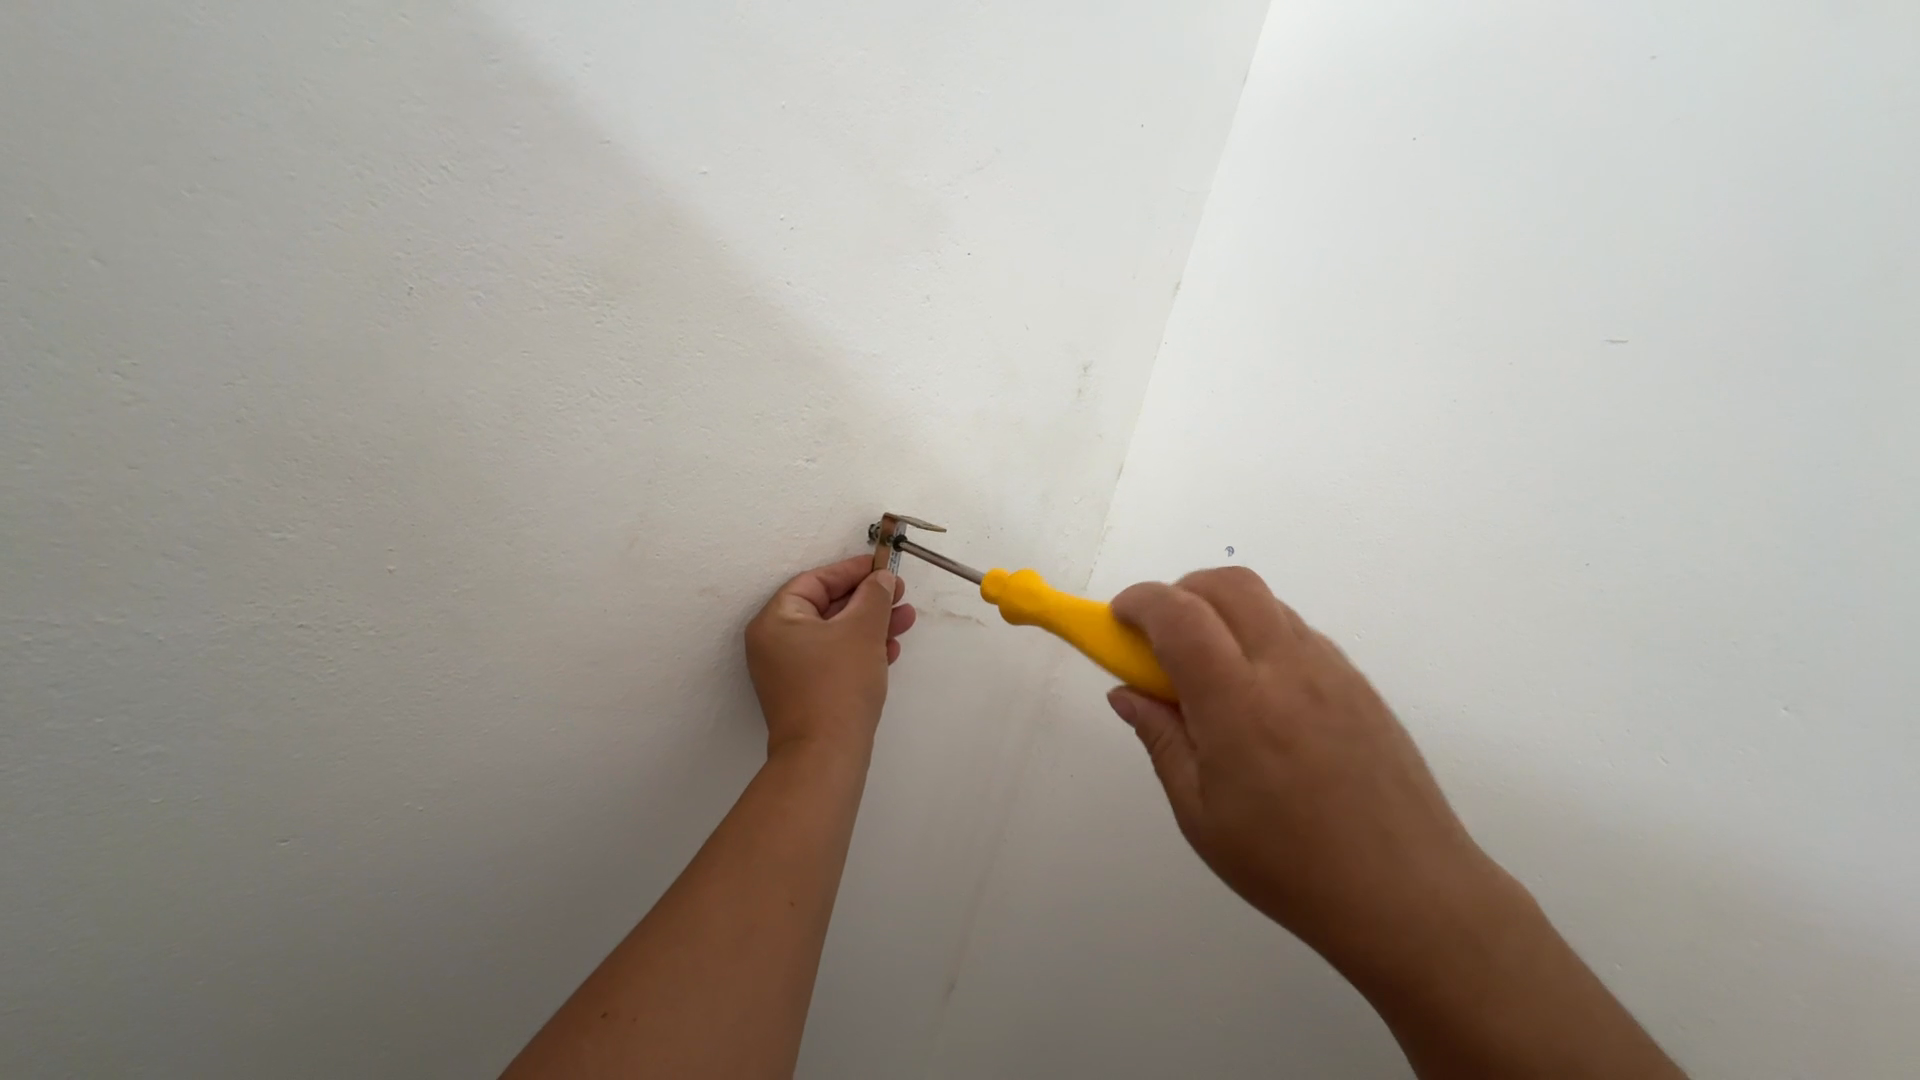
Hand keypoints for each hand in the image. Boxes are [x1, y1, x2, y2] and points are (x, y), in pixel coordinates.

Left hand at [746, 556, 916, 760]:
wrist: (826, 755)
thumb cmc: (838, 685)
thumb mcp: (862, 630)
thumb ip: (874, 596)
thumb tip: (881, 579)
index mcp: (775, 621)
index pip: (815, 581)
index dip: (852, 571)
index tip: (883, 567)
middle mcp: (774, 643)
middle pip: (826, 607)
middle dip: (867, 601)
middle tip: (899, 595)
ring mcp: (788, 671)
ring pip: (834, 635)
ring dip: (870, 625)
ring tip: (905, 620)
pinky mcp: (805, 692)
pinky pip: (833, 659)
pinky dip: (860, 650)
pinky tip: (890, 651)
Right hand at [1107, 567, 1494, 971]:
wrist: (1410, 896)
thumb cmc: (1287, 864)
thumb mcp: (1199, 813)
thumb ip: (1160, 739)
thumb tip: (1126, 693)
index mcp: (1238, 702)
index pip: (1179, 614)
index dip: (1139, 602)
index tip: (1117, 619)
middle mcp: (1288, 667)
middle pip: (1228, 584)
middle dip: (1181, 591)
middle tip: (1158, 637)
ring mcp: (1332, 670)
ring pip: (1266, 603)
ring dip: (1222, 612)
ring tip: (1208, 672)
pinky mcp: (1360, 683)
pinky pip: (1298, 632)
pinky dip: (1260, 635)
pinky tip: (1257, 694)